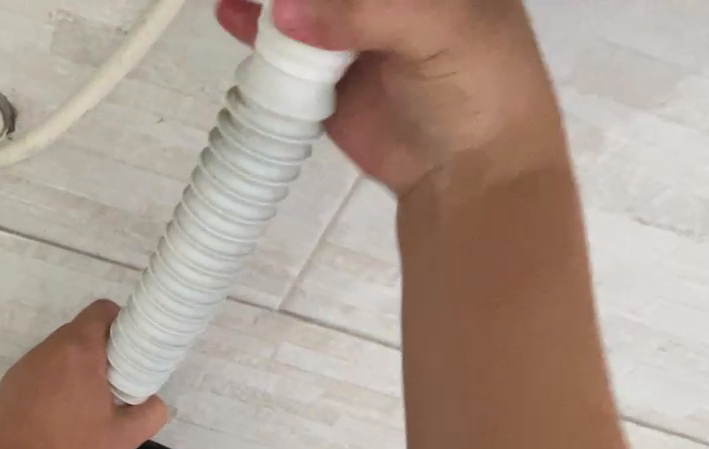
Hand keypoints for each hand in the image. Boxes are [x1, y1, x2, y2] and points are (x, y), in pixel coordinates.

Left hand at [0, 300, 169, 448]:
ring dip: (73, 369)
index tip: (128, 354)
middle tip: (111, 386)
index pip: (101, 311)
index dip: (120, 325)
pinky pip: (35, 374)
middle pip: (78, 332)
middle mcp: (45, 352)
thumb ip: (152, 411)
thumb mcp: (126, 437)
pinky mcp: (5, 390)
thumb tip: (155, 401)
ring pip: (55, 354)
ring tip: (83, 407)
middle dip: (98, 351)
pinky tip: (55, 419)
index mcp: (77, 352)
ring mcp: (20, 370)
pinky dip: (50, 385)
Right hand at [216, 0, 567, 197]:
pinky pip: (287, 53)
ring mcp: (354, 39)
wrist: (464, 173)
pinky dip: (257, 33)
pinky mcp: (326, 81)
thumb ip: (365, 13)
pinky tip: (231, 15)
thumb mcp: (438, 30)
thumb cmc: (476, 86)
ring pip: (303, 7)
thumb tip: (282, 12)